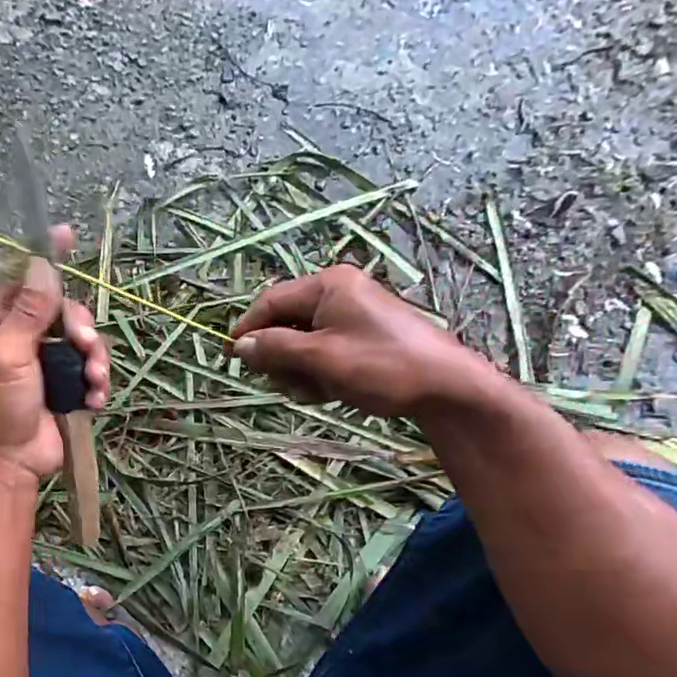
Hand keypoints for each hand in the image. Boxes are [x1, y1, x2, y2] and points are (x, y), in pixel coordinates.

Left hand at [0, 225, 109, 485]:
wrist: (7, 464)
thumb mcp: (6, 353)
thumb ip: (29, 310)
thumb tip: (43, 265)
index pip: (24, 282)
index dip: (45, 261)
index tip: (65, 236)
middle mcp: (23, 339)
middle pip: (63, 310)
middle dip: (79, 327)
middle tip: (82, 345)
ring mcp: (46, 365)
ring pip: (83, 342)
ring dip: (94, 358)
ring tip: (93, 380)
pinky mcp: (66, 390)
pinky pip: (90, 372)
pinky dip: (97, 383)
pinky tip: (94, 400)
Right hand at [230, 265, 512, 416]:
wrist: (445, 387)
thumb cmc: (382, 366)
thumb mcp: (322, 358)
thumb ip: (276, 349)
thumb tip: (239, 346)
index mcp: (328, 285)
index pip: (271, 300)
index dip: (248, 328)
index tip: (231, 357)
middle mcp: (338, 293)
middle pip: (285, 322)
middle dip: (280, 356)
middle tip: (286, 383)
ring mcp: (352, 316)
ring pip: (303, 342)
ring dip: (299, 370)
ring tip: (315, 391)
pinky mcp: (362, 338)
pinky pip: (324, 352)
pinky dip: (319, 373)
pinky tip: (330, 392)